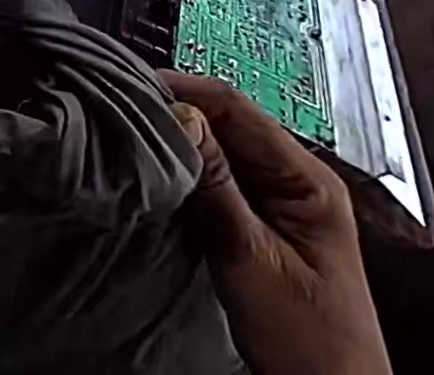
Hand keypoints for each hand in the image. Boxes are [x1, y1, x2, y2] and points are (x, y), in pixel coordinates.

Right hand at [163, 71, 391, 374]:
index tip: (135, 90)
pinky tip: (157, 170)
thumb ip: (217, 188)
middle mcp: (291, 175)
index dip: (185, 91)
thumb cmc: (309, 343)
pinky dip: (183, 167)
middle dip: (176, 113)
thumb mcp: (253, 260)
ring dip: (178, 140)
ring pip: (215, 145)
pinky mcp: (254, 214)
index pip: (236, 106)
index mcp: (306, 177)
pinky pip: (212, 173)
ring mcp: (273, 195)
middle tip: (125, 113)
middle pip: (225, 120)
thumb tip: (180, 115)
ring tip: (133, 136)